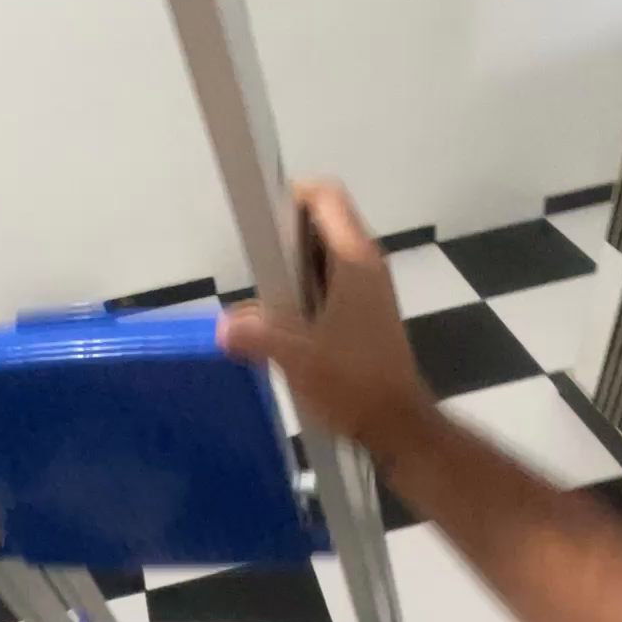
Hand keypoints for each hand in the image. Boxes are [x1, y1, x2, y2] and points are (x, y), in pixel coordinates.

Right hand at [217, 179, 436, 454]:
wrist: (397, 425)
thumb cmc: (353, 384)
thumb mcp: (297, 358)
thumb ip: (256, 335)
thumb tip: (224, 327)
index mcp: (354, 260)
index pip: (324, 196)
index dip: (288, 196)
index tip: (258, 224)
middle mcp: (366, 264)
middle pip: (319, 226)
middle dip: (281, 243)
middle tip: (255, 274)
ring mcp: (369, 289)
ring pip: (321, 260)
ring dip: (289, 275)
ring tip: (265, 308)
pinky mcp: (366, 313)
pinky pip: (328, 286)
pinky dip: (303, 296)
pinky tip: (285, 330)